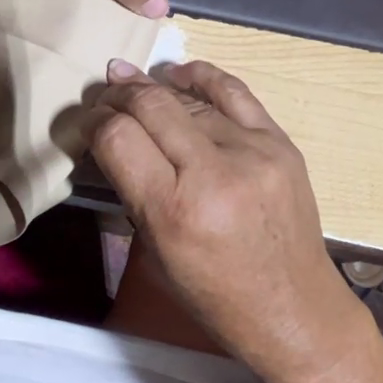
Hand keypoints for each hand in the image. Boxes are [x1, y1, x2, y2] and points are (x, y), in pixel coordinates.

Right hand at [90, 60, 369, 382]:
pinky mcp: (281, 144)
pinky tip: (178, 73)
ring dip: (152, 87)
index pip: (118, 138)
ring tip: (130, 82)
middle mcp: (215, 173)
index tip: (88, 122)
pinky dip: (201, 77)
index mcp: (174, 210)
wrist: (294, 309)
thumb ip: (132, 186)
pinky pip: (234, 92)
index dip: (95, 121)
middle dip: (119, 95)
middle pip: (150, 106)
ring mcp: (253, 153)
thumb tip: (109, 132)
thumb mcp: (155, 248)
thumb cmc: (213, 293)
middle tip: (104, 97)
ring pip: (187, 98)